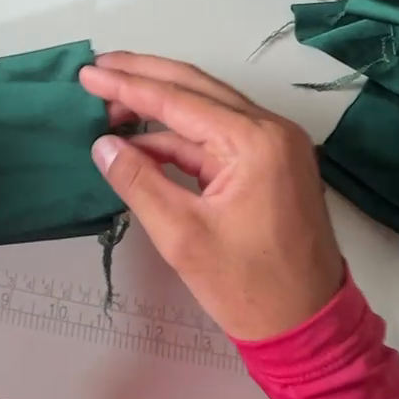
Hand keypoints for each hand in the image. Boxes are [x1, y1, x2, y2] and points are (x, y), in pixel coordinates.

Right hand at [80, 52, 344, 340]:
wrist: (311, 330)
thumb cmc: (249, 288)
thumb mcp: (182, 236)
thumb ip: (138, 181)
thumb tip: (102, 144)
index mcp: (254, 141)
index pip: (177, 99)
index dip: (126, 85)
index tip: (87, 74)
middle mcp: (269, 128)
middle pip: (193, 85)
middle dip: (141, 75)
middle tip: (96, 68)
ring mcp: (273, 142)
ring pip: (203, 104)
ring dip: (157, 101)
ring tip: (109, 100)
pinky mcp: (268, 160)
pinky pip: (214, 131)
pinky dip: (175, 131)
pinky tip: (141, 136)